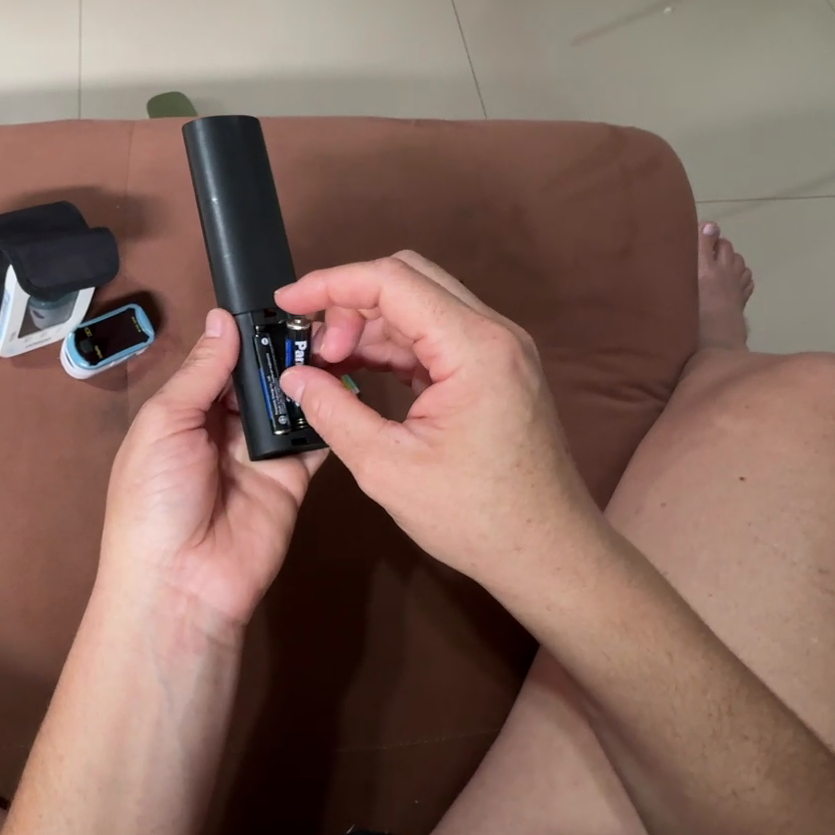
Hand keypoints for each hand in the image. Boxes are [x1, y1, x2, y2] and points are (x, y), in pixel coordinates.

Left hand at [100, 308, 326, 634]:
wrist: (182, 583)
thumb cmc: (155, 499)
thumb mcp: (165, 424)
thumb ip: (200, 372)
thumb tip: (221, 319)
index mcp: (183, 412)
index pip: (219, 362)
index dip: (244, 335)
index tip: (277, 301)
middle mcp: (222, 428)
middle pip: (257, 380)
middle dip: (280, 352)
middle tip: (319, 318)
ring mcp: (259, 453)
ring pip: (287, 403)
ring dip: (306, 378)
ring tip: (337, 342)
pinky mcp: (292, 479)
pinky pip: (314, 441)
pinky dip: (327, 416)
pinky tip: (345, 384)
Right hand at [274, 252, 596, 588]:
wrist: (548, 554)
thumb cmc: (478, 518)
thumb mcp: (387, 467)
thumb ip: (333, 412)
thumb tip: (294, 377)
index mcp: (475, 349)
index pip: (391, 281)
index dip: (330, 284)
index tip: (287, 302)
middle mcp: (492, 334)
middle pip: (405, 280)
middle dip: (347, 304)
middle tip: (313, 349)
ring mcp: (496, 349)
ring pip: (415, 305)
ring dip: (365, 326)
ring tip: (327, 366)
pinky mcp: (490, 368)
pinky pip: (429, 335)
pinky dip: (388, 346)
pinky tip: (356, 372)